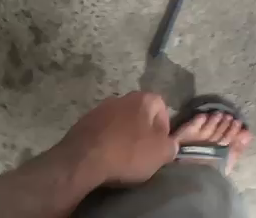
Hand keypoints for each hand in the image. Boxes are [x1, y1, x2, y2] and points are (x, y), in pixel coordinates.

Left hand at [52, 92, 176, 187]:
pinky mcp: (85, 120)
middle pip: (140, 112)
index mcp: (143, 99)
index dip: (163, 127)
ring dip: (124, 134)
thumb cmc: (127, 152)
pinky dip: (107, 140)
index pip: (162, 106)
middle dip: (143, 131)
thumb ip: (171, 146)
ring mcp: (102, 107)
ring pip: (120, 120)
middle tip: (142, 152)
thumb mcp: (159, 154)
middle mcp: (123, 97)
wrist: (84, 158)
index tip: (159, 146)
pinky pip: (103, 129)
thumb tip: (171, 144)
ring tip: (122, 156)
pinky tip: (106, 156)